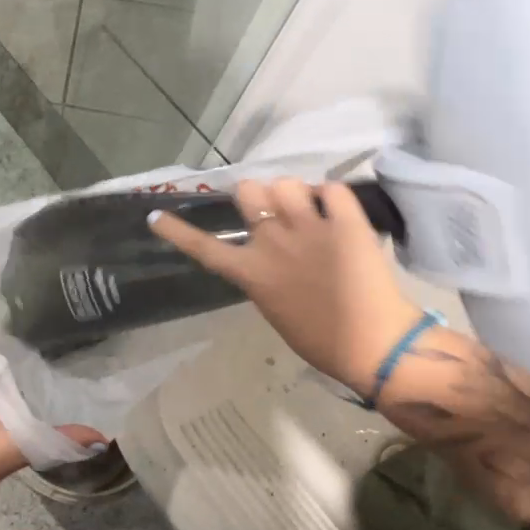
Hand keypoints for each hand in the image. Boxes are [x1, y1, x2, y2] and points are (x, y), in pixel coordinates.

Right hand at [149, 179, 423, 391]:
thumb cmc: (321, 342)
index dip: (177, 231)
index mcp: (251, 272)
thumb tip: (269, 260)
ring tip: (306, 206)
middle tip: (271, 208)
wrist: (373, 346)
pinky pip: (332, 189)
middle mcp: (274, 243)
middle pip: (250, 192)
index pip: (204, 247)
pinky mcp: (347, 224)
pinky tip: (335, 207)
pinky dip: (331, 194)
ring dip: (292, 191)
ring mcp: (310, 229)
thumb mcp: (276, 311)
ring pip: (287, 184)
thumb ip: (265, 278)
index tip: (155, 217)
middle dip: (257, 195)